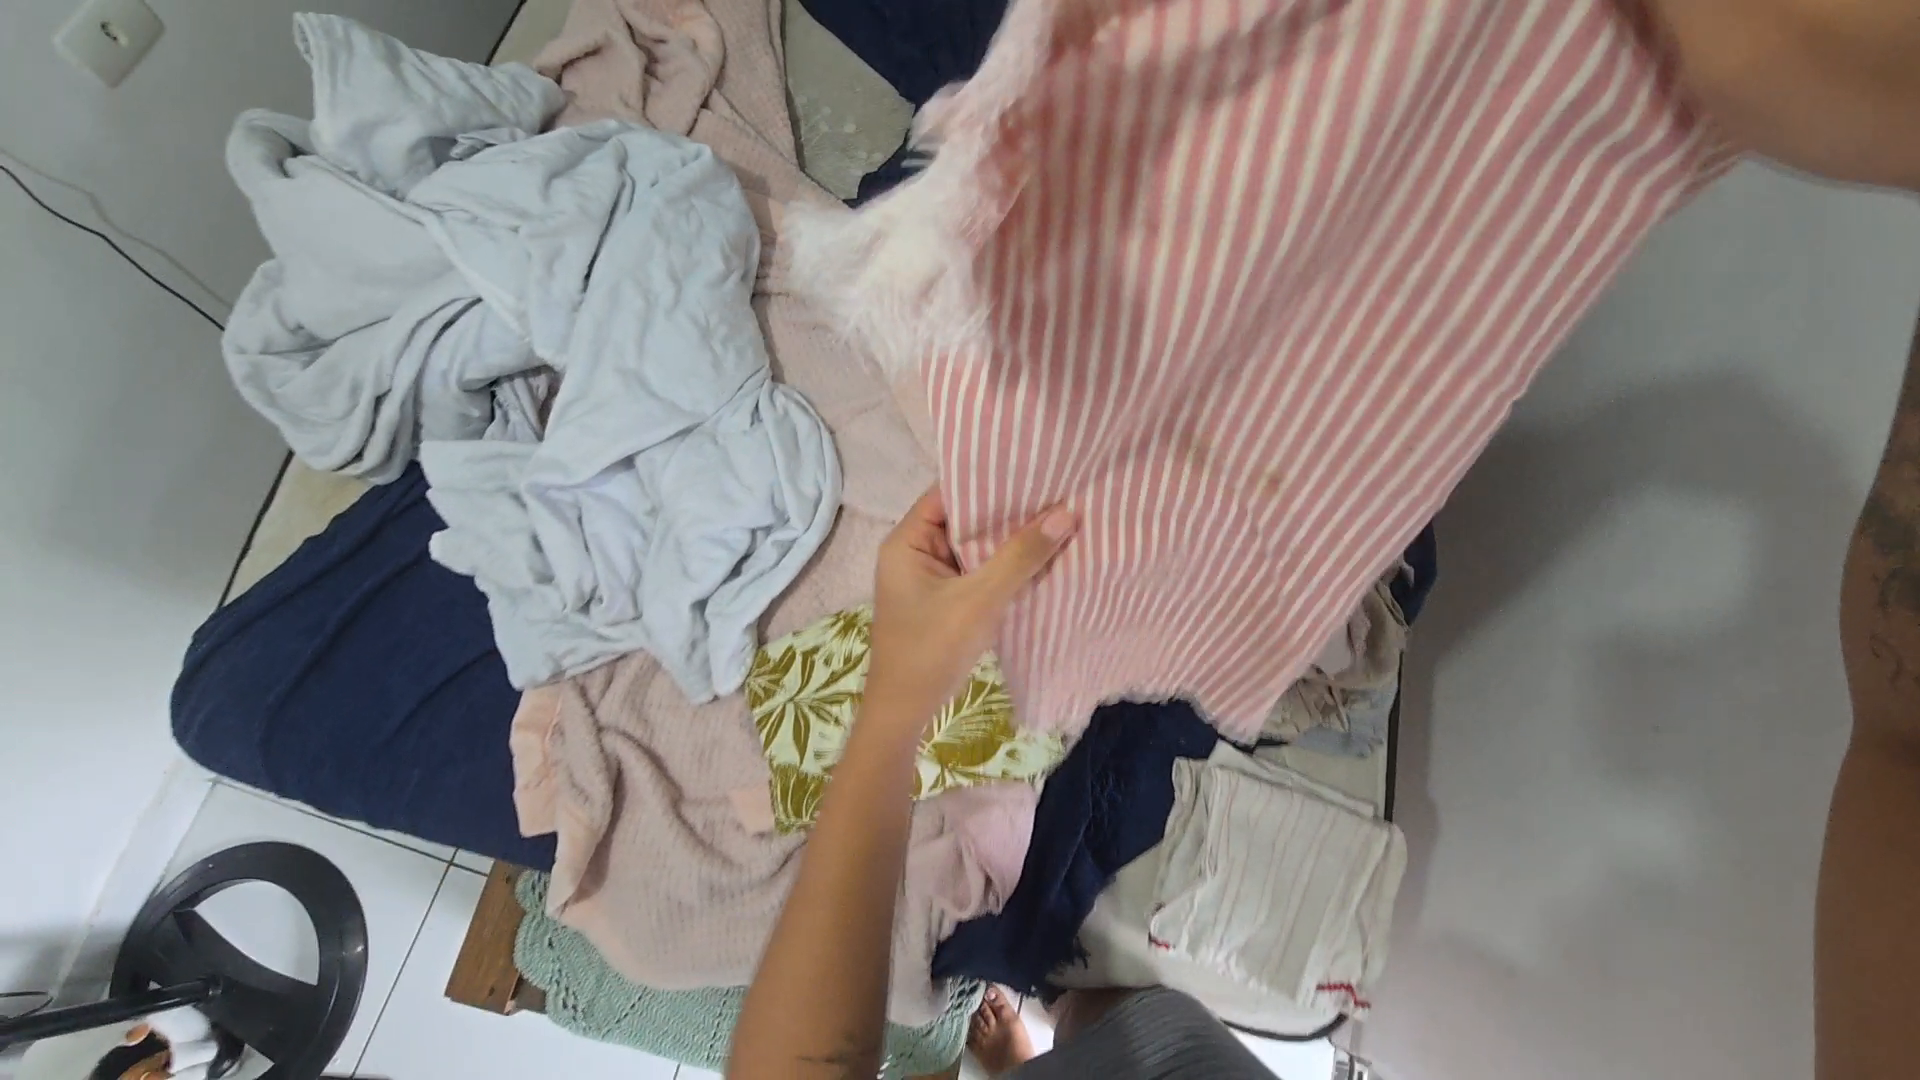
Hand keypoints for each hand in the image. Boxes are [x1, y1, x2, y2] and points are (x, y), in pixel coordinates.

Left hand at [864, 488, 1077, 724]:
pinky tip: (1041, 555)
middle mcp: (915, 552)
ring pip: (975, 546)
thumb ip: (1020, 556)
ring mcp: (931, 577)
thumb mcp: (979, 600)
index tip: (1033, 467)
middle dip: (1007, 510)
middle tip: (1057, 489)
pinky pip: (978, 571)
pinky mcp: (946, 600)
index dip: (989, 478)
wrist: (905, 713)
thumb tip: (1066, 512)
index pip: (949, 492)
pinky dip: (1004, 565)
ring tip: (1059, 514)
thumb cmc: (931, 650)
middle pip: (965, 518)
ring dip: (1009, 539)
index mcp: (907, 541)